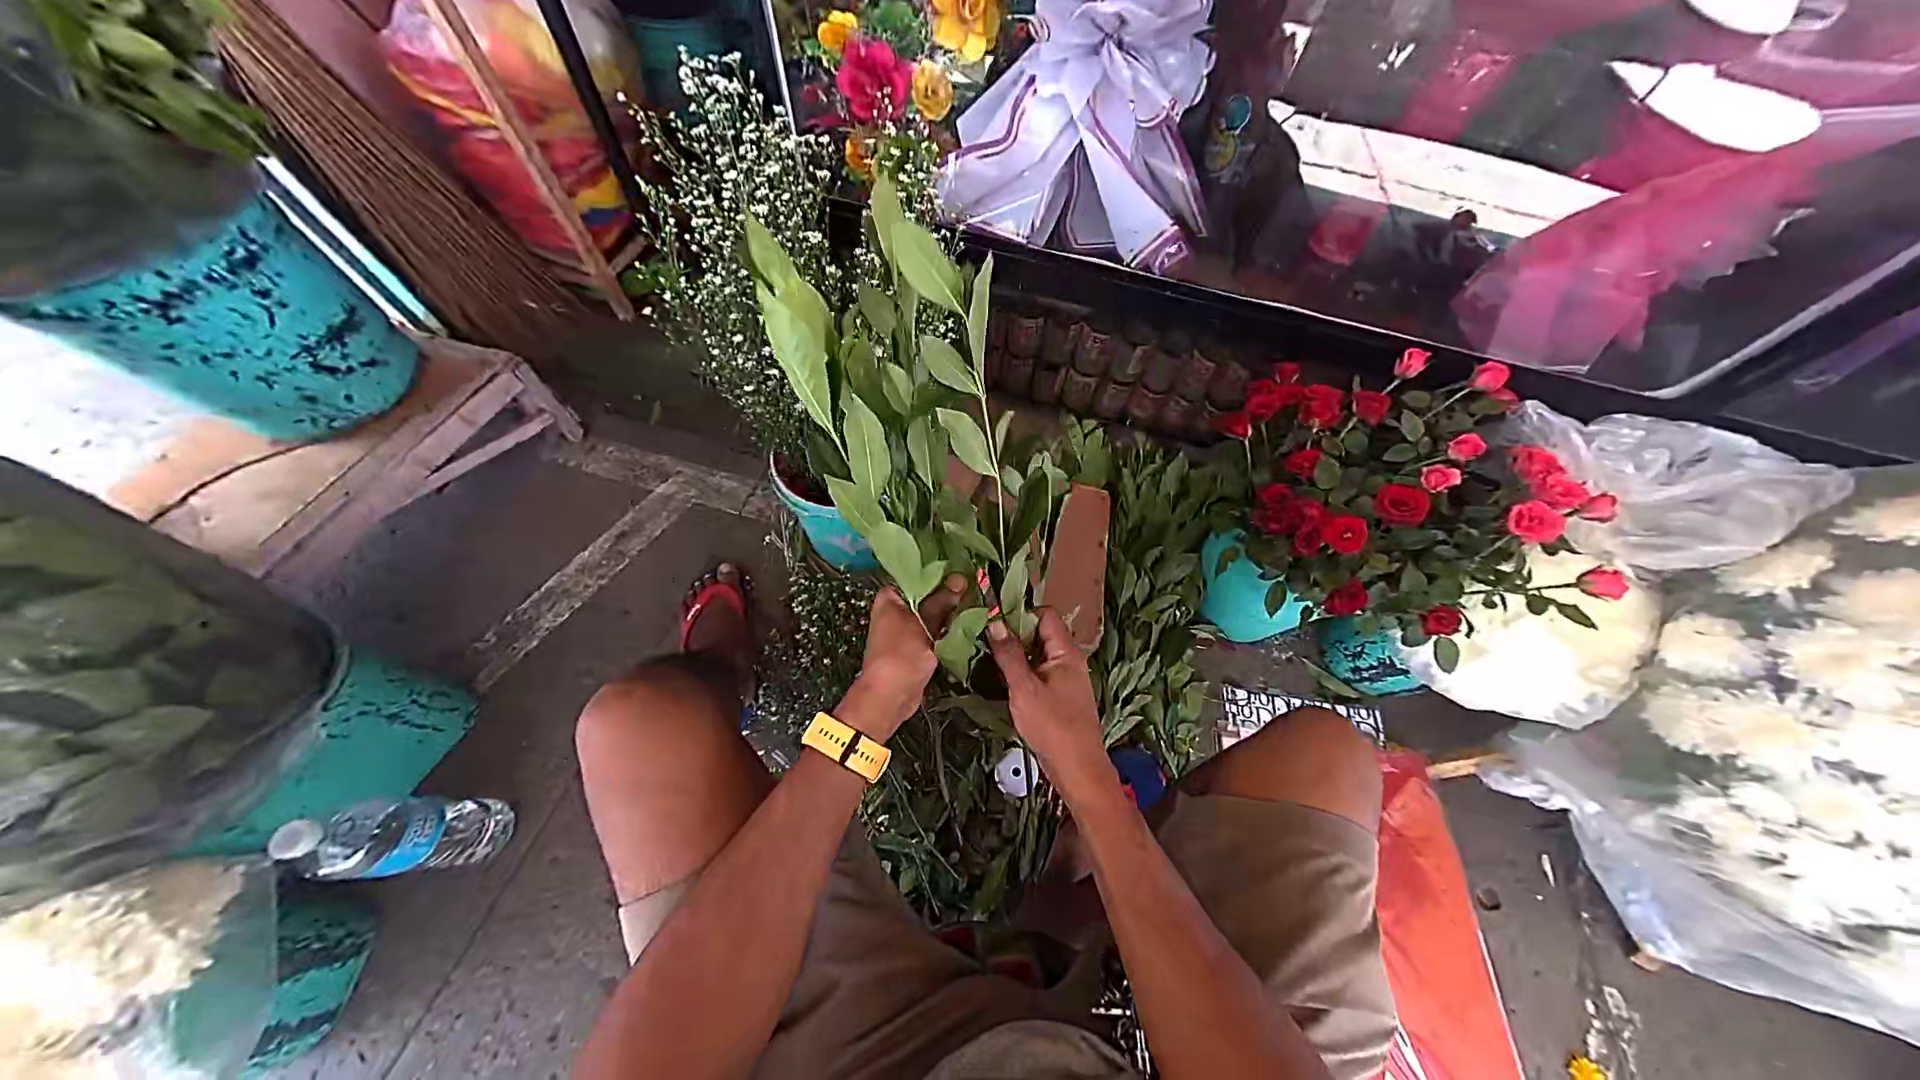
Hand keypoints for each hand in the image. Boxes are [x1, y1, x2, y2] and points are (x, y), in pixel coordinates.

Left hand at [840, 575, 966, 739]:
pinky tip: (970, 620)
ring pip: (934, 612)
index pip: (917, 574)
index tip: (964, 566)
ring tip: (978, 598)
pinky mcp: (918, 644)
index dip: (940, 570)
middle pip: (928, 593)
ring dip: (952, 610)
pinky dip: (949, 627)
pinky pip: (936, 629)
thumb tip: (960, 578)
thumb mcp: (923, 624)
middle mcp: (897, 608)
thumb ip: (941, 601)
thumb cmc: (900, 656)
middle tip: (976, 582)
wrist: (890, 697)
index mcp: (890, 597)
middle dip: (950, 591)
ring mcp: (908, 627)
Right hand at [986, 609, 1116, 803]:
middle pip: (1040, 633)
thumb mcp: (1024, 688)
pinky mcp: (1059, 695)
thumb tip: (995, 623)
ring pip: (1037, 654)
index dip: (1020, 613)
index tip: (993, 619)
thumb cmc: (1053, 726)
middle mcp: (1069, 660)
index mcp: (1066, 652)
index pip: (1045, 615)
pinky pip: (1038, 672)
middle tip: (985, 637)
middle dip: (1014, 633)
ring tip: (988, 655)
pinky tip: (1002, 678)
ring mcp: (1065, 678)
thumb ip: (1009, 654)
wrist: (1077, 768)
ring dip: (1016, 653)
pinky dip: (1022, 671)